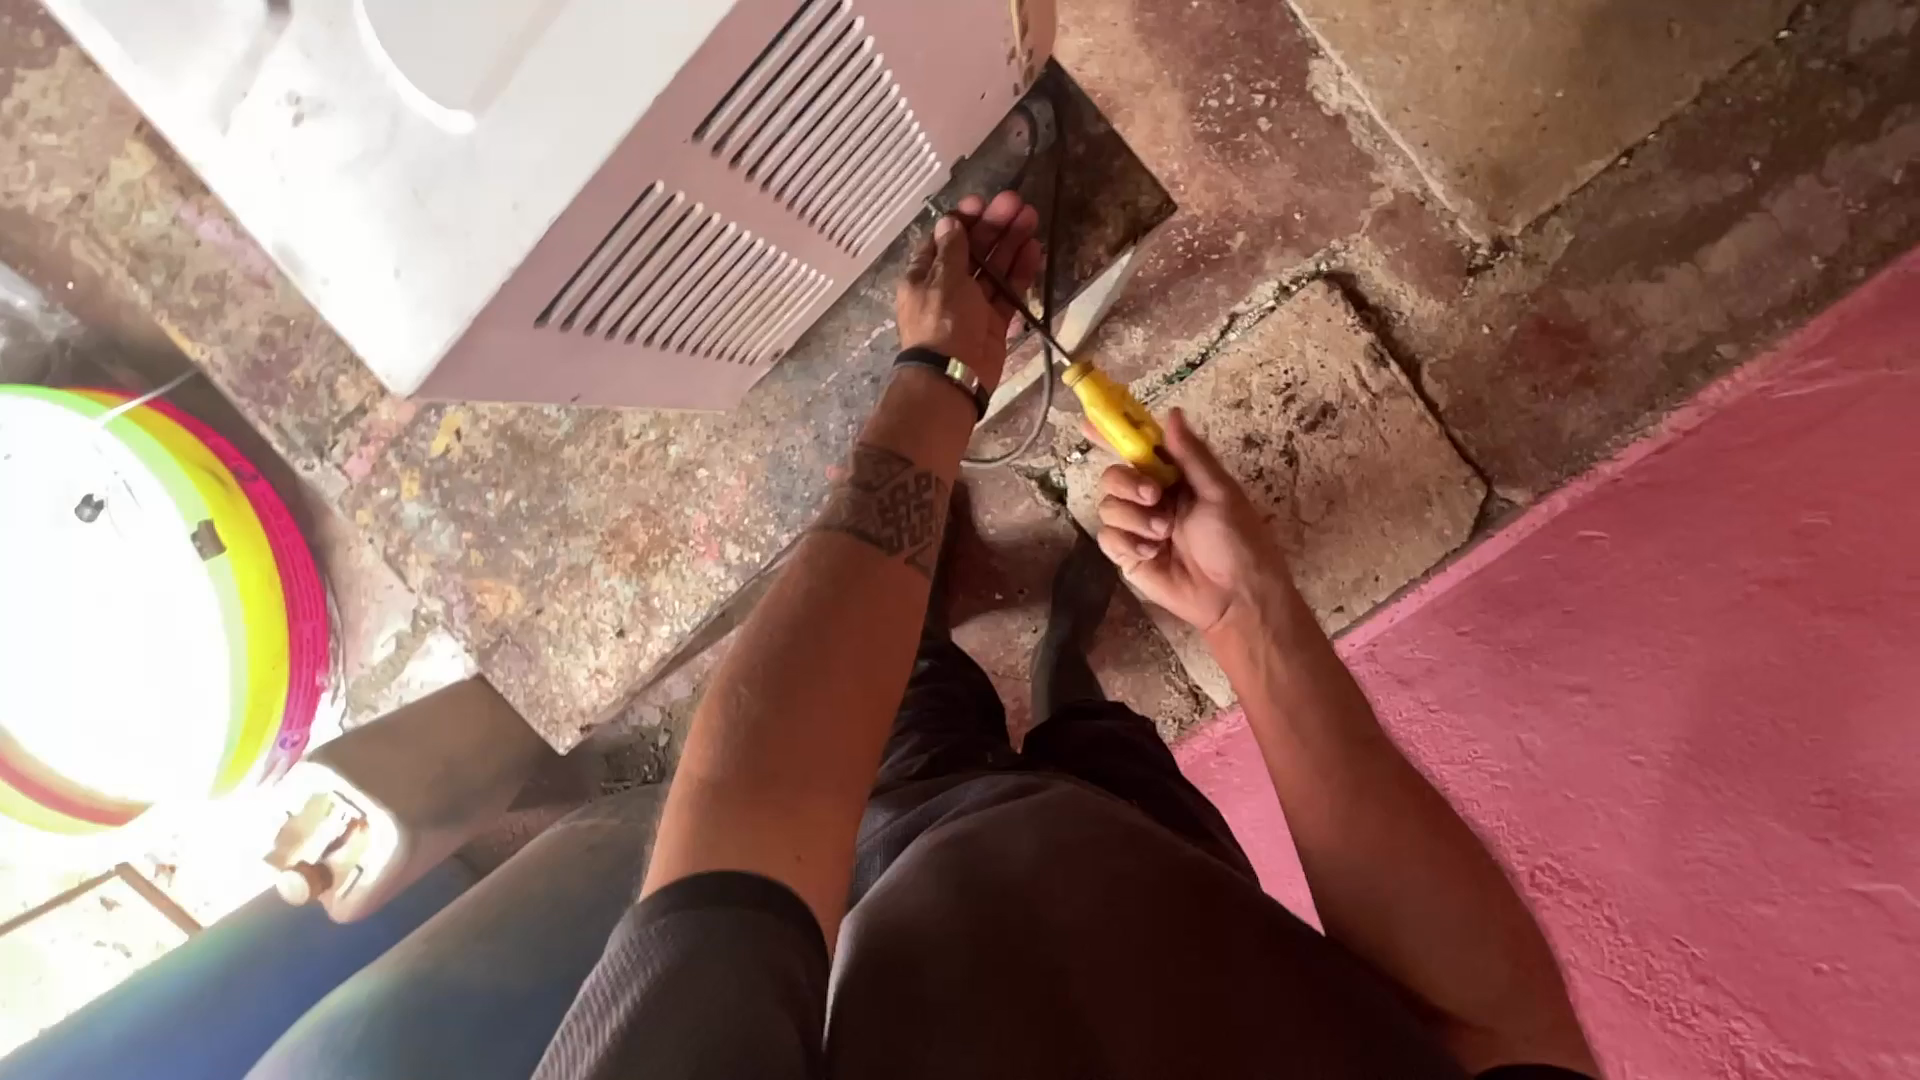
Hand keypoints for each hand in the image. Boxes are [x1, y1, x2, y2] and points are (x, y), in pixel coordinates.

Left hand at [895, 190, 1043, 393]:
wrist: (953, 375)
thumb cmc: (942, 322)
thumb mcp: (943, 279)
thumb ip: (952, 250)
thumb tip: (950, 222)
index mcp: (924, 276)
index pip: (944, 240)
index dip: (963, 220)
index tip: (982, 204)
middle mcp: (947, 289)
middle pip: (972, 251)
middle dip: (994, 227)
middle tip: (1016, 203)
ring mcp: (972, 307)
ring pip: (993, 270)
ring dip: (1011, 244)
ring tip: (1031, 218)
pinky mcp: (993, 323)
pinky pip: (1007, 293)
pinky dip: (1019, 273)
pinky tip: (1033, 250)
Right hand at [1091, 408, 1287, 633]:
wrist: (1234, 595)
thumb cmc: (1238, 540)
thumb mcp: (1219, 492)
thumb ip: (1190, 455)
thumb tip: (1171, 413)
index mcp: (1174, 478)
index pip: (1137, 451)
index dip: (1111, 436)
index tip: (1089, 424)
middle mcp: (1151, 499)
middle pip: (1113, 476)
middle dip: (1128, 483)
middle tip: (1154, 496)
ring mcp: (1136, 527)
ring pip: (1107, 506)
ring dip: (1135, 518)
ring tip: (1164, 535)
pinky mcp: (1127, 555)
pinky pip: (1107, 537)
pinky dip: (1127, 541)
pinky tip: (1152, 553)